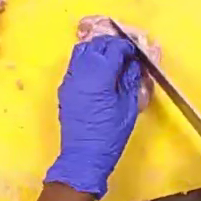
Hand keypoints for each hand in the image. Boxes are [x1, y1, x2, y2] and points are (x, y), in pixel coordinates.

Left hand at [44, 35, 143, 196]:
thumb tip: (134, 64)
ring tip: (112, 61)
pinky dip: (88, 61)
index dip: (126, 47)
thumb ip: (131, 80)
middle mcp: (81, 72)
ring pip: (82, 51)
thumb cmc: (110, 135)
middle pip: (96, 45)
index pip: (113, 48)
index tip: (135, 53)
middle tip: (125, 54)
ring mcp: (70, 79)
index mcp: (99, 75)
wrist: (83, 156)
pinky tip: (99, 73)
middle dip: (111, 45)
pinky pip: (76, 64)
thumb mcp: (128, 106)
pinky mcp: (65, 88)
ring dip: (97, 50)